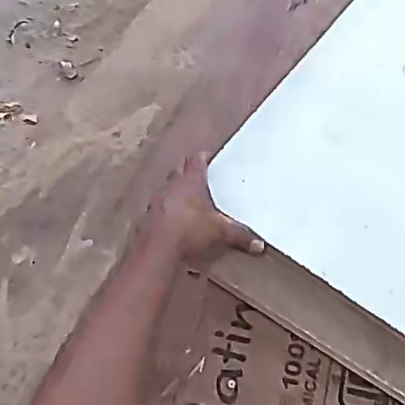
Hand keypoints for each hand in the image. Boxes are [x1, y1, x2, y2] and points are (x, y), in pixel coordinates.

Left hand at [139, 152, 263, 264]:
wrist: (156, 248)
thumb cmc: (190, 230)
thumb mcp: (220, 232)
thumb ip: (239, 236)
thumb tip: (260, 245)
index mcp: (191, 182)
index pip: (196, 162)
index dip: (201, 158)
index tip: (205, 156)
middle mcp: (171, 186)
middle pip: (178, 171)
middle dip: (185, 170)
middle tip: (193, 173)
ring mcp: (156, 201)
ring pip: (165, 189)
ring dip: (172, 191)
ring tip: (182, 198)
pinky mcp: (145, 217)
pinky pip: (156, 209)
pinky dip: (163, 210)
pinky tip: (169, 219)